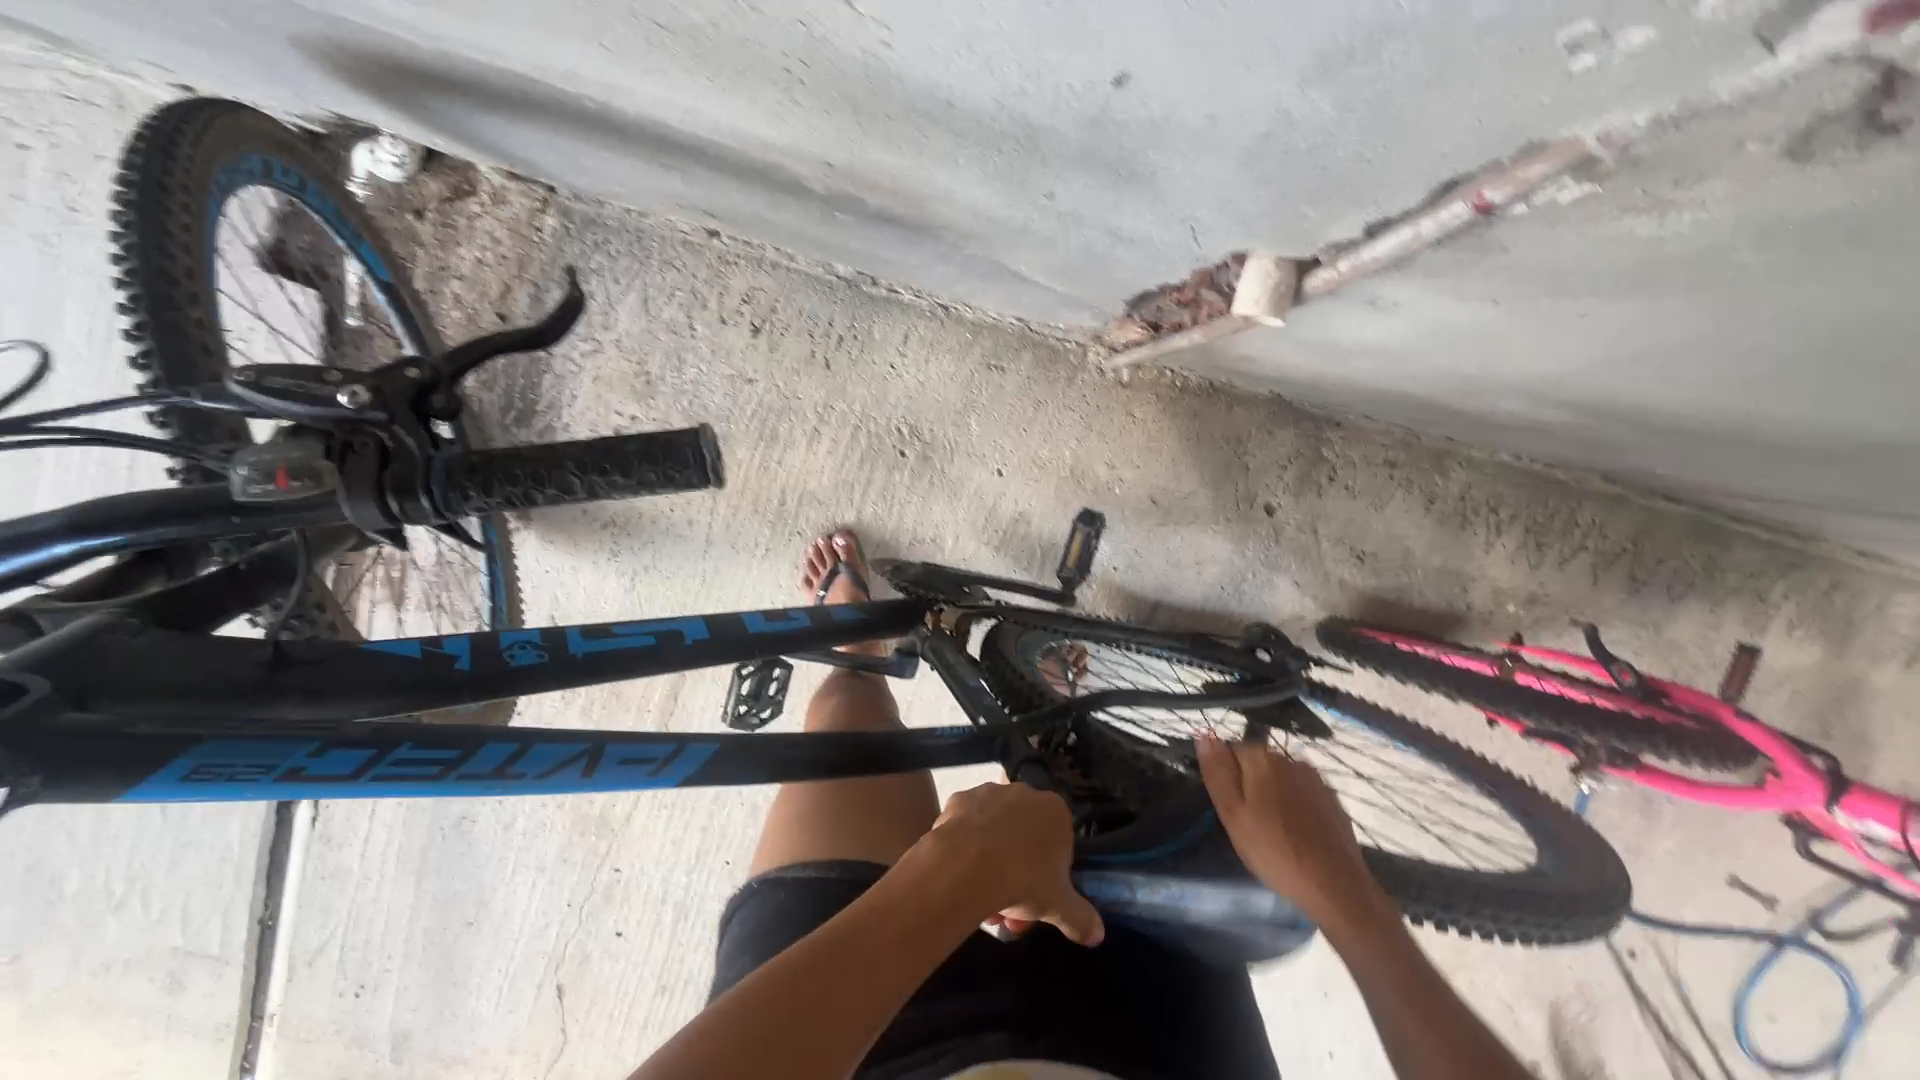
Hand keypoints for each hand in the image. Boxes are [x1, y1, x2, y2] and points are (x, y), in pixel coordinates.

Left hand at [908, 781, 1104, 945]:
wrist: (966, 866)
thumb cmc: (1023, 881)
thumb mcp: (1058, 906)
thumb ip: (1081, 918)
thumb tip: (1097, 935)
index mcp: (1055, 811)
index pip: (1058, 844)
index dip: (1048, 874)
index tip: (1036, 898)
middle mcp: (1024, 793)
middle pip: (1024, 837)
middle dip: (1017, 870)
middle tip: (1006, 906)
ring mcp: (988, 793)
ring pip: (994, 830)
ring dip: (990, 858)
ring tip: (979, 896)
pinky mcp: (958, 800)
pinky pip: (966, 825)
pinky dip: (965, 844)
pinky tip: (960, 870)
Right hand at [1197, 737, 1391, 926]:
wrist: (1334, 884)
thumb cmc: (1274, 851)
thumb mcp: (1233, 815)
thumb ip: (1217, 772)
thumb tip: (1204, 736)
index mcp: (1262, 759)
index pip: (1230, 751)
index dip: (1225, 778)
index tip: (1230, 808)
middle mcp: (1290, 759)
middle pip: (1257, 763)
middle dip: (1249, 784)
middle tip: (1248, 823)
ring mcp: (1315, 779)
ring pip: (1280, 778)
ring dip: (1272, 794)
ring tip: (1272, 830)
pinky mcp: (1331, 799)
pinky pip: (1302, 793)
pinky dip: (1294, 805)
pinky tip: (1295, 832)